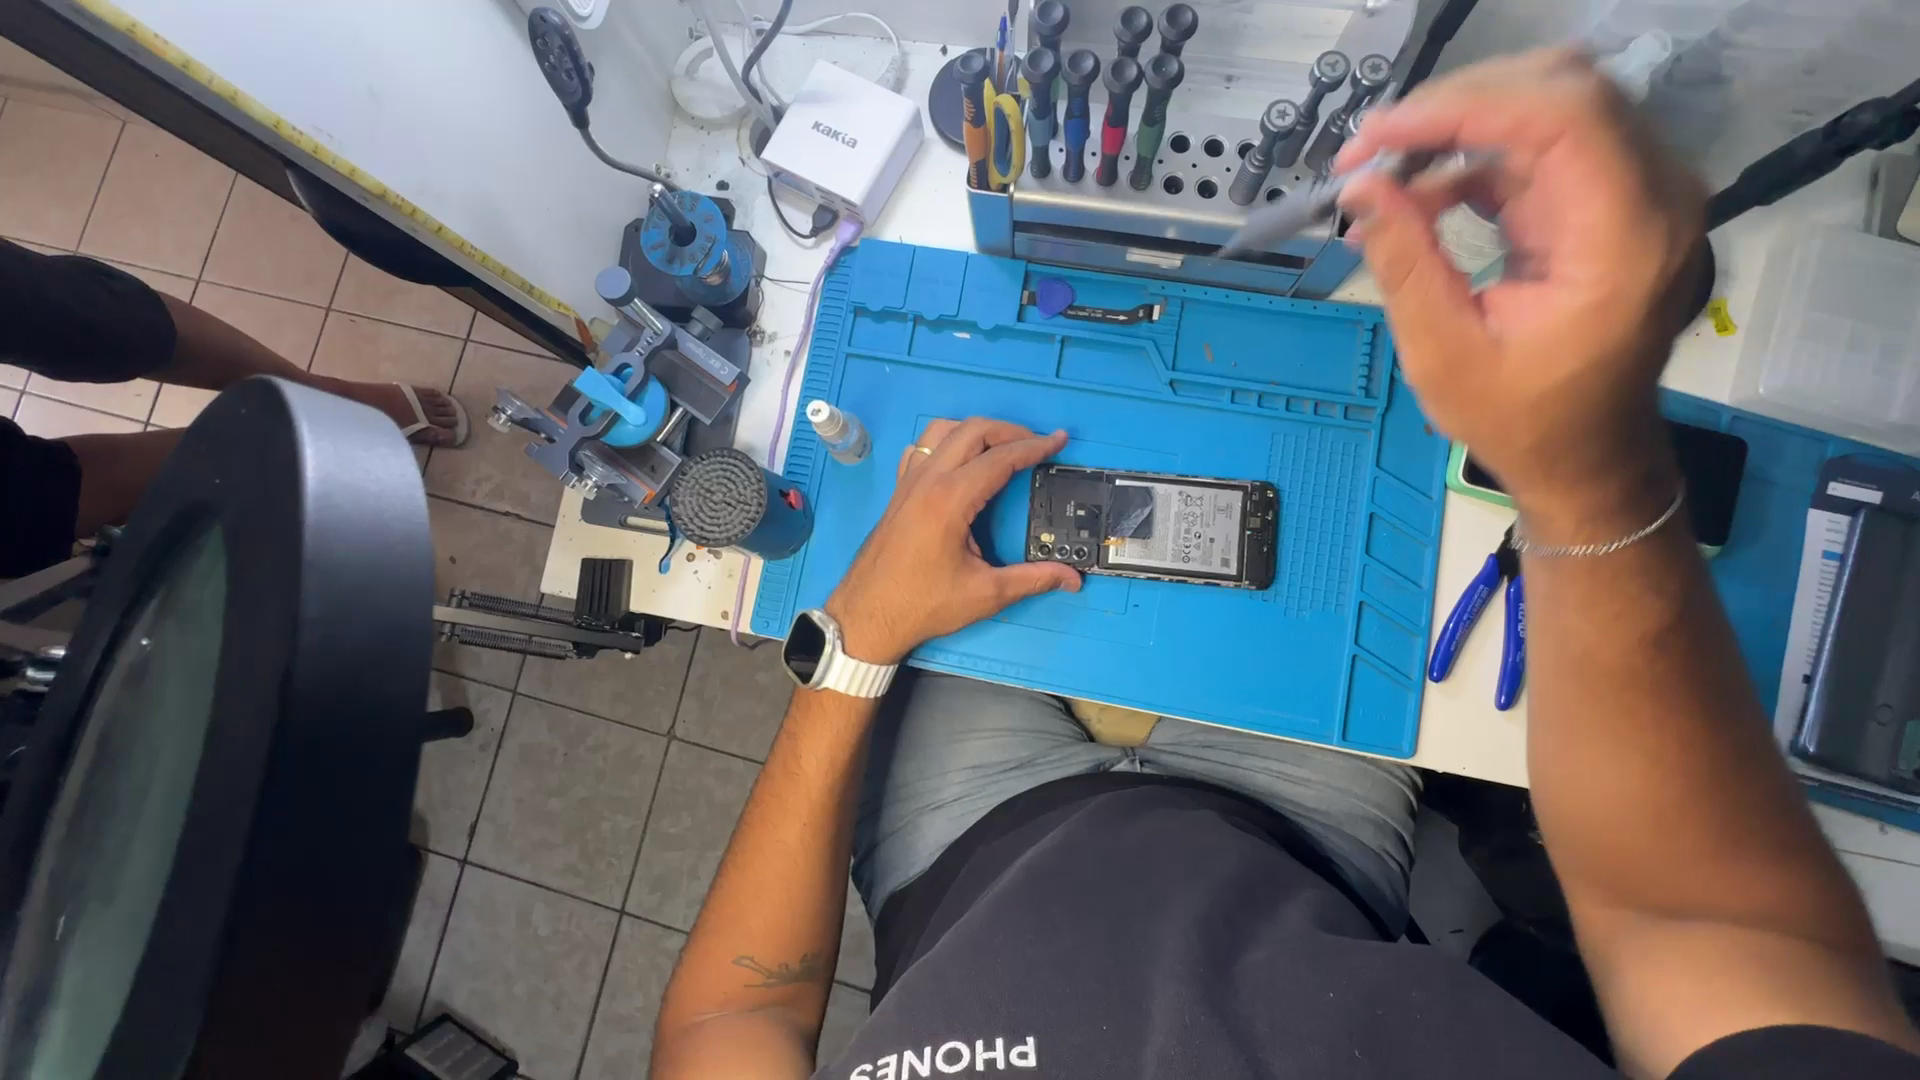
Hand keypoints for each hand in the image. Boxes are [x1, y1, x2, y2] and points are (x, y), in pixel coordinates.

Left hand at [824, 418, 1081, 663]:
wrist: (866, 616)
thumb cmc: (922, 605)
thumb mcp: (984, 594)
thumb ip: (1032, 579)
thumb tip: (1073, 579)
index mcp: (950, 500)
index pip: (999, 458)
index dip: (1033, 447)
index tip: (1058, 441)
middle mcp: (927, 481)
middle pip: (972, 431)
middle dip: (1010, 431)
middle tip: (1037, 443)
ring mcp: (908, 482)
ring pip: (942, 431)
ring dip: (976, 430)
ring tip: (1001, 446)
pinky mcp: (898, 492)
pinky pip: (921, 449)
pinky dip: (945, 442)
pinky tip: (959, 460)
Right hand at [1335, 48, 1703, 539]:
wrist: (1582, 449)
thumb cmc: (1518, 417)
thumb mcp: (1443, 352)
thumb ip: (1404, 263)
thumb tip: (1359, 189)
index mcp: (1621, 238)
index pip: (1559, 117)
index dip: (1460, 109)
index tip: (1374, 139)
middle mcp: (1649, 194)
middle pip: (1559, 91)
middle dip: (1452, 108)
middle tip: (1367, 151)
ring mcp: (1632, 192)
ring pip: (1545, 108)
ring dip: (1454, 132)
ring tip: (1377, 178)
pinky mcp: (1604, 201)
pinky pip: (1536, 150)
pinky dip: (1468, 163)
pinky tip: (1414, 201)